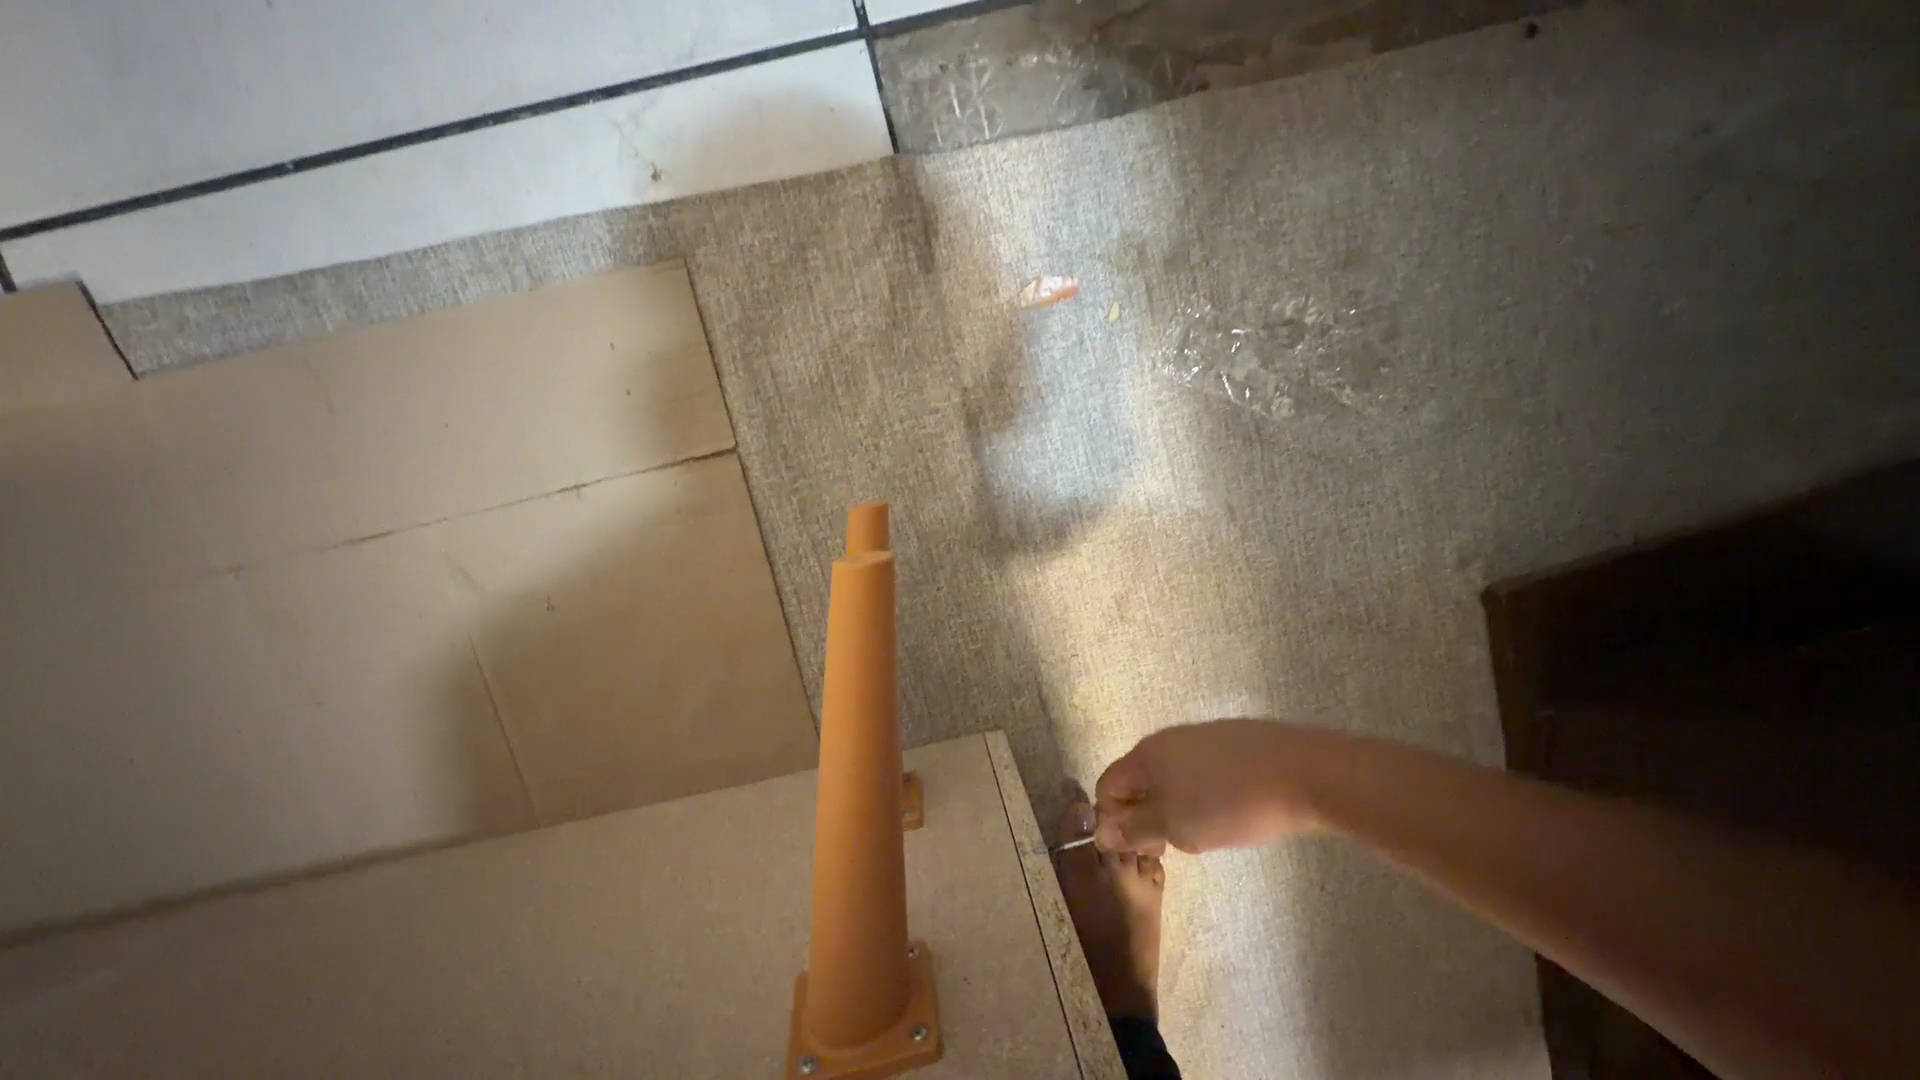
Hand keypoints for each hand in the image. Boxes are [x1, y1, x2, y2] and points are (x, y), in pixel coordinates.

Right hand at [1093, 719, 1319, 853]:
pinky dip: (1206, 793)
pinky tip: (1234, 810)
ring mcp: (1204, 736)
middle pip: (1140, 780)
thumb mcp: (1176, 826)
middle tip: (1178, 843)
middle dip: (1148, 815)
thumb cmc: (1231, 803)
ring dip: (1177, 806)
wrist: (1305, 773)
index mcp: (1146, 754)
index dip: (1115, 821)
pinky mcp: (1235, 741)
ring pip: (1173, 776)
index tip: (1146, 847)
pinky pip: (1203, 771)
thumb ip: (1134, 828)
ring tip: (1209, 830)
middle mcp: (1168, 738)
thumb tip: (1101, 831)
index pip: (1107, 786)